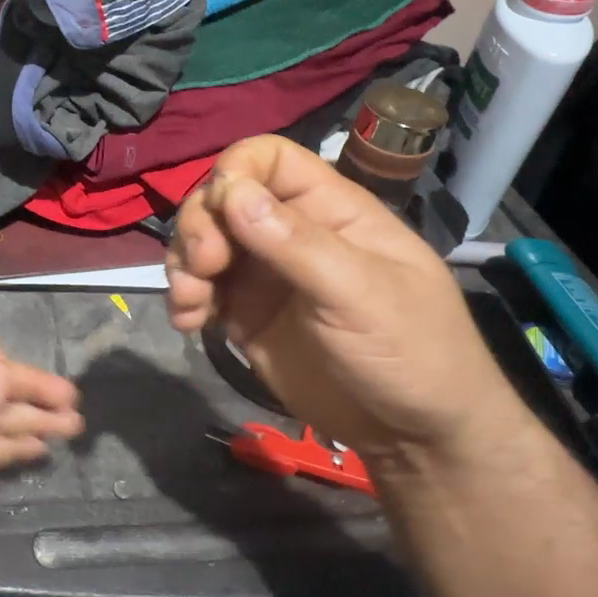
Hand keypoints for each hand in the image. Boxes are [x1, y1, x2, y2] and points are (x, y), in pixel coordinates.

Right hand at [165, 135, 524, 462]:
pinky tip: (188, 322)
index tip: (220, 209)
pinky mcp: (244, 313)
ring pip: (202, 241)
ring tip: (190, 304)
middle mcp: (289, 232)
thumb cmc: (411, 352)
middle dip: (199, 226)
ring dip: (183, 263)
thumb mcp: (361, 295)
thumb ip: (295, 243)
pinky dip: (183, 298)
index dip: (235, 171)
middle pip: (221, 198)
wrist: (415, 437)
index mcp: (329, 210)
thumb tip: (229, 190)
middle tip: (202, 267)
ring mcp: (263, 273)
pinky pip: (199, 288)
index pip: (268, 159)